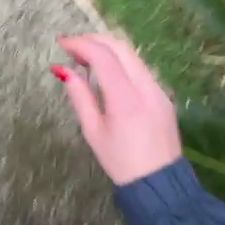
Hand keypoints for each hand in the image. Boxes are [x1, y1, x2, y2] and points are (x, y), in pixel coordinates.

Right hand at [54, 34, 182, 185]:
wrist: (160, 184)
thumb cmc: (120, 162)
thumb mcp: (93, 131)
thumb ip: (79, 96)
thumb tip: (63, 70)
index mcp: (126, 100)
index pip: (103, 57)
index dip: (80, 44)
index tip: (62, 43)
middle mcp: (146, 88)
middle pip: (121, 47)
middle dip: (94, 40)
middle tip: (72, 47)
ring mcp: (158, 90)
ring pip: (132, 54)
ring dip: (108, 49)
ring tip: (86, 58)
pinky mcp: (163, 95)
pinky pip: (140, 68)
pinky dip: (120, 61)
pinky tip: (107, 73)